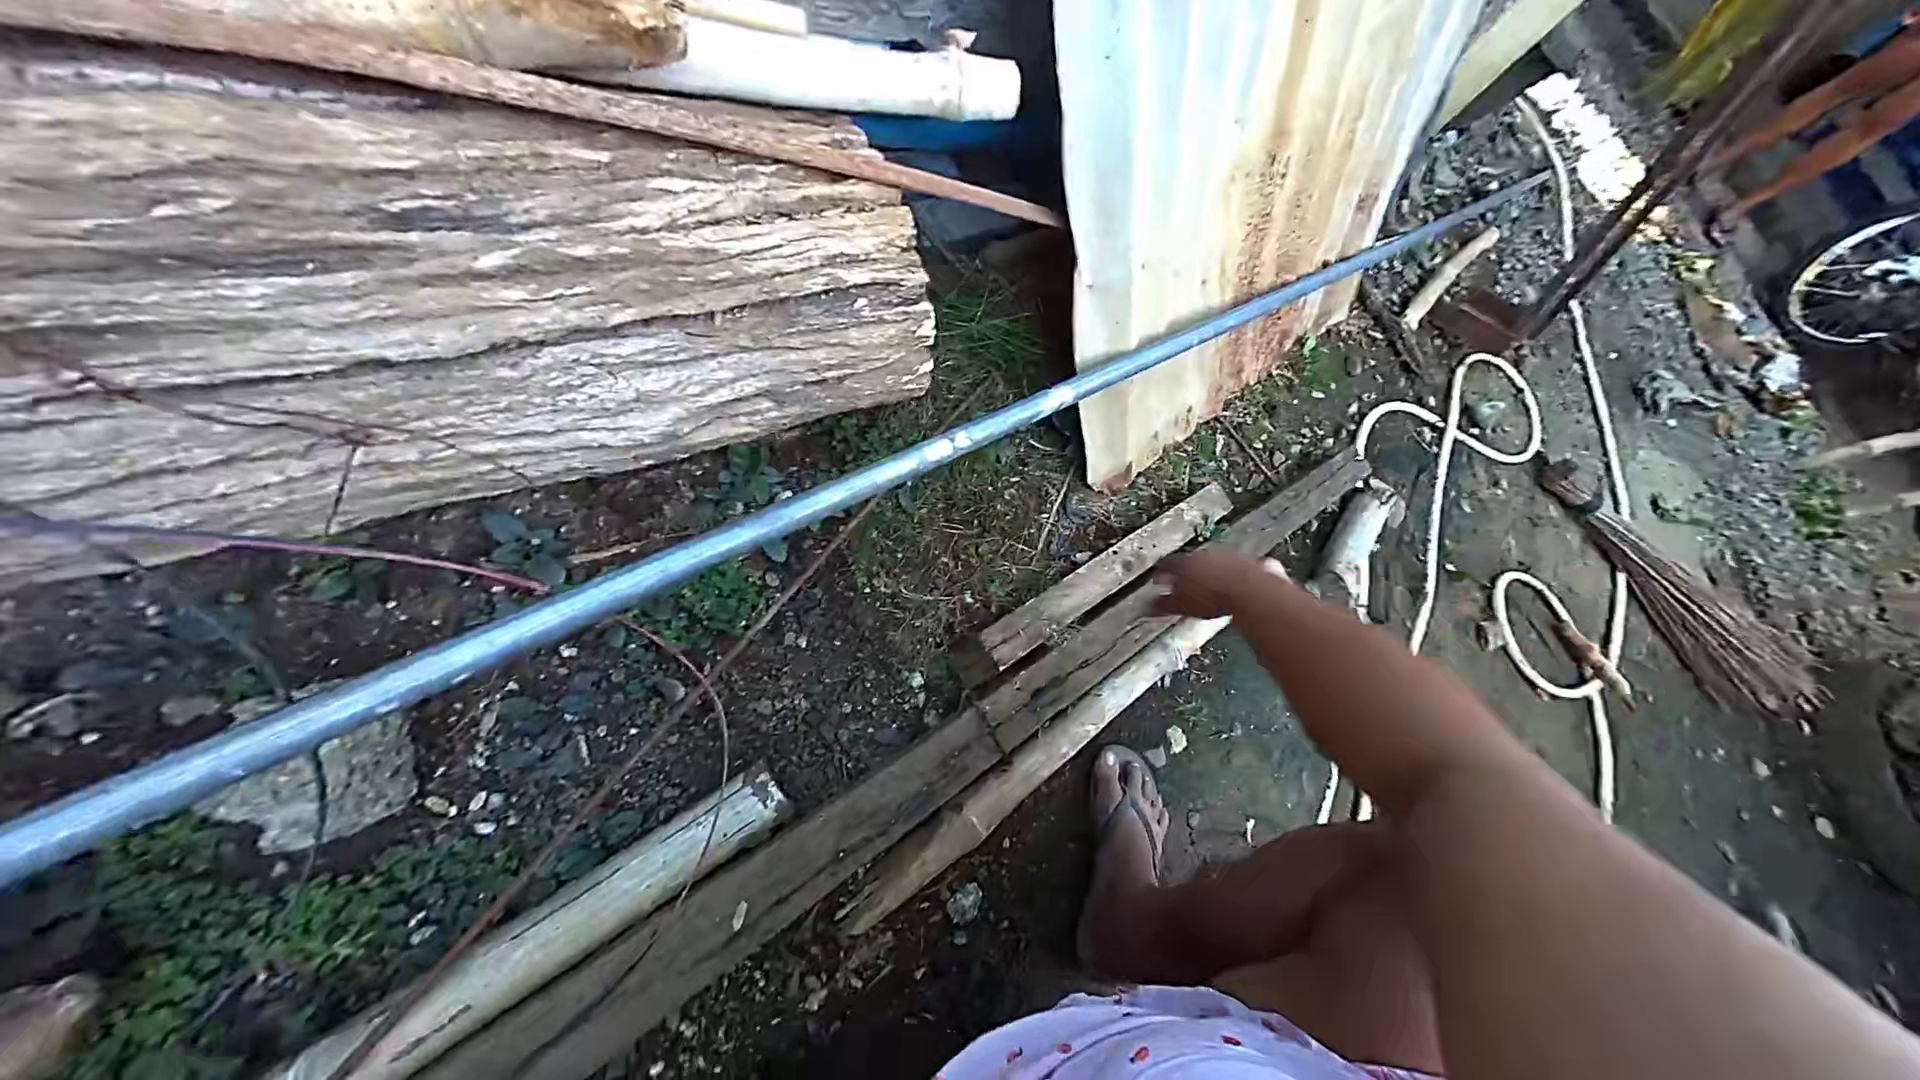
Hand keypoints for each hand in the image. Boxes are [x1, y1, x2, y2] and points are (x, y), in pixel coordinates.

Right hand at [1151, 551, 1286, 618]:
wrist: (1251, 592)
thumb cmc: (1214, 598)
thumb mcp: (1182, 606)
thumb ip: (1163, 605)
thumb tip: (1149, 607)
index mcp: (1183, 563)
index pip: (1165, 564)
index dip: (1160, 572)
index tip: (1157, 578)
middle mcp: (1204, 554)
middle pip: (1189, 561)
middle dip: (1185, 572)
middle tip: (1182, 583)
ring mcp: (1226, 555)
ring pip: (1212, 562)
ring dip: (1208, 572)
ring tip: (1208, 587)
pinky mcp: (1246, 561)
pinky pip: (1234, 566)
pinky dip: (1229, 575)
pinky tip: (1232, 587)